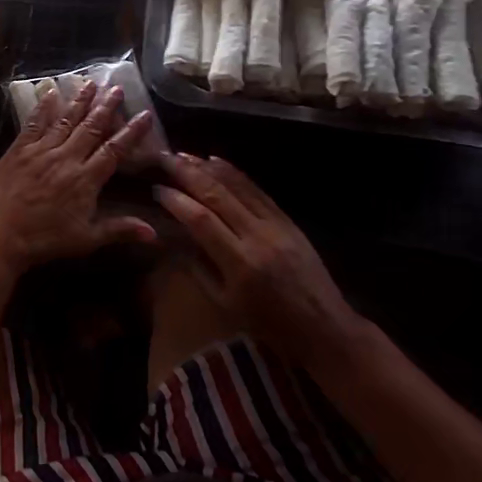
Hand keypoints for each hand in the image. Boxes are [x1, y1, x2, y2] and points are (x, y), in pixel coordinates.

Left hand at [0, 81, 158, 272]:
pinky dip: (44, 107)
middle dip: (106, 107)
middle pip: (91, 127)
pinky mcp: (19, 150)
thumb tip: (154, 233)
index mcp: (85, 179)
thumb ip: (120, 230)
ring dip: (80, 101)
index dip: (131, 132)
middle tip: (117, 88)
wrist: (0, 236)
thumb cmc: (45, 240)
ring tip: (91, 83)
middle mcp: (66, 158)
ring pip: (65, 120)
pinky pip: (35, 123)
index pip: (114, 150)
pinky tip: (51, 92)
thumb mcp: (87, 239)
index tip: (145, 114)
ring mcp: (41, 151)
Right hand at [152, 154, 363, 365]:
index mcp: (239, 264)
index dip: (177, 201)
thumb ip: (199, 269)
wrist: (323, 326)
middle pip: (217, 195)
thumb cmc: (270, 324)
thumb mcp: (226, 305)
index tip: (157, 189)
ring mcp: (275, 225)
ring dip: (208, 167)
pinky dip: (235, 173)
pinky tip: (217, 161)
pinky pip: (257, 190)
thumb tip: (177, 239)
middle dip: (188, 173)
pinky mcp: (287, 220)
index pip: (201, 220)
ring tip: (185, 155)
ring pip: (238, 186)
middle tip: (165, 158)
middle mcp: (257, 237)